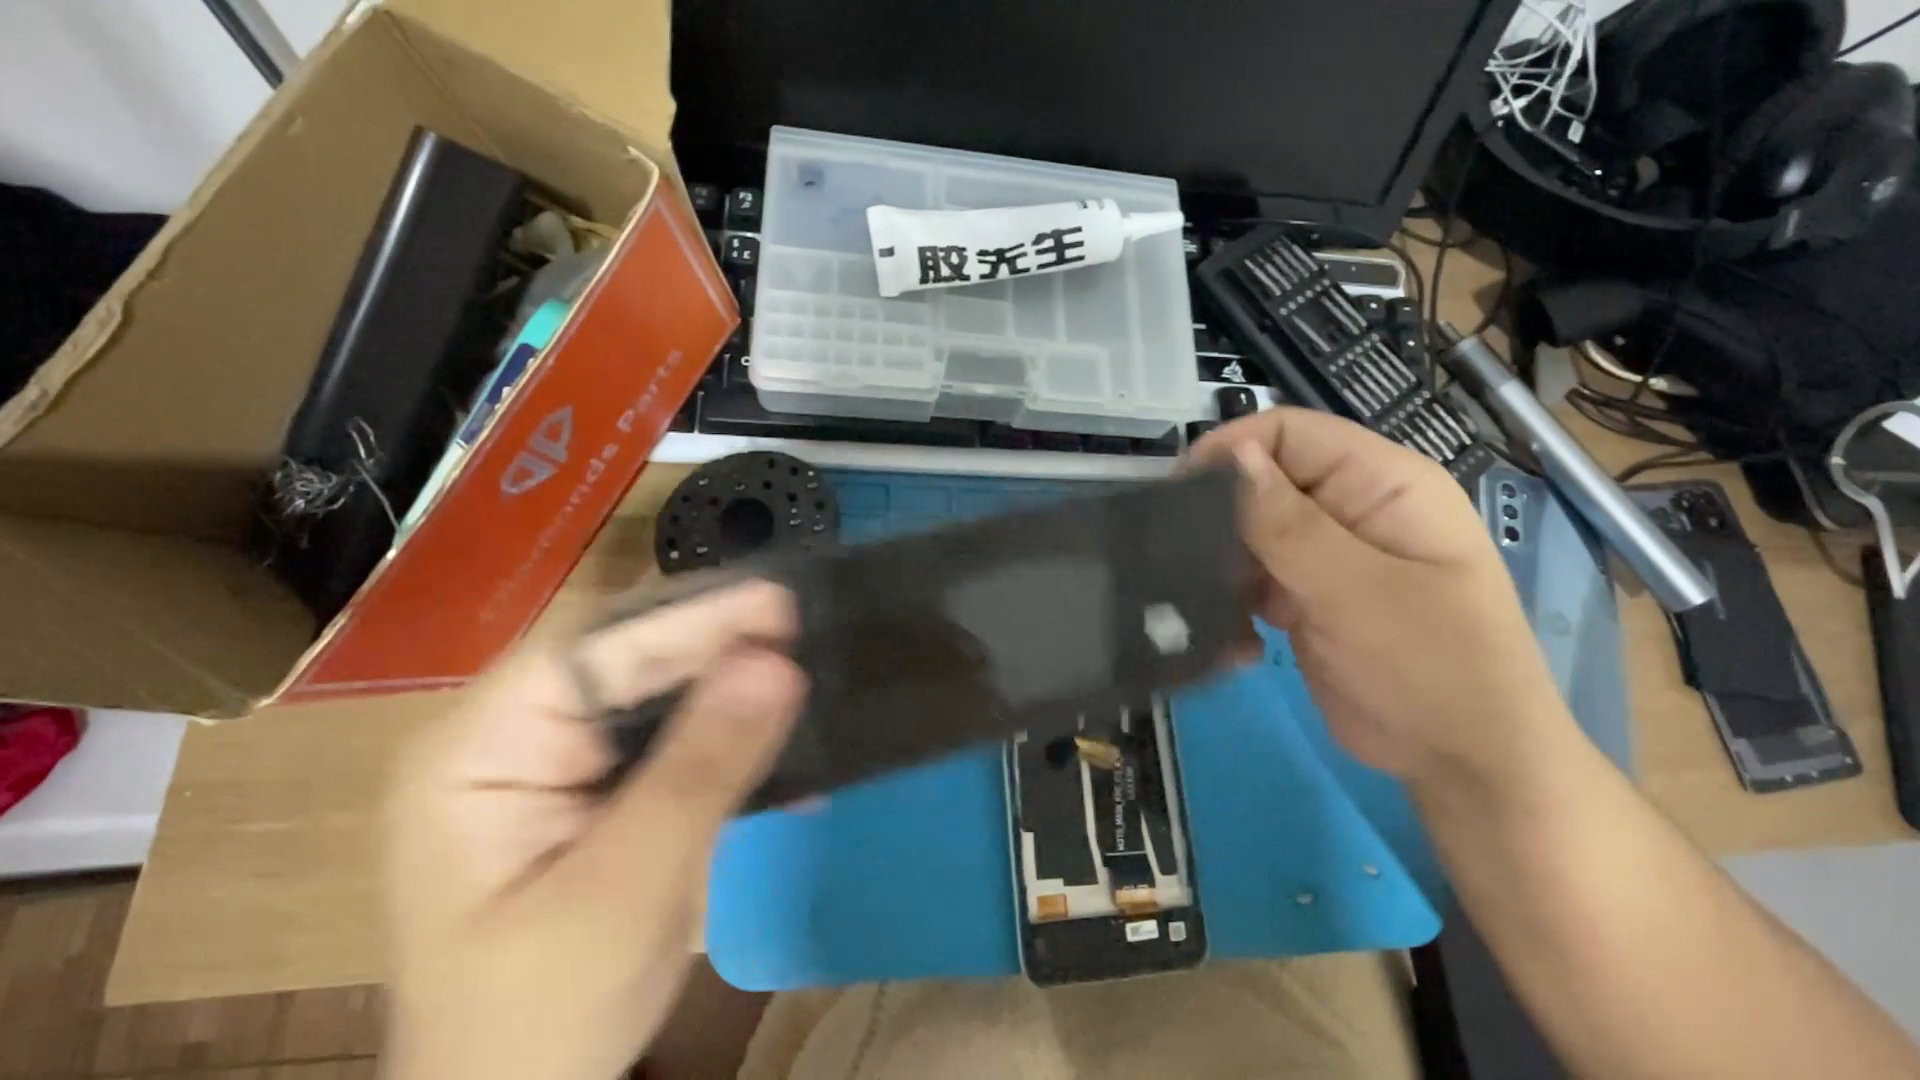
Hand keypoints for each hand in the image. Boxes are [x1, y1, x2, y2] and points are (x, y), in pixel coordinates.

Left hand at [385, 580, 805, 1079]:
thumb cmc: (543, 1017)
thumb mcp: (627, 890)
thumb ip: (700, 770)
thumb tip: (774, 663)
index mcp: (476, 752)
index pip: (590, 650)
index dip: (689, 619)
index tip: (779, 602)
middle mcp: (505, 746)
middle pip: (622, 670)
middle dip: (715, 656)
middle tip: (806, 637)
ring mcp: (546, 778)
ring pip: (651, 710)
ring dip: (729, 704)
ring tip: (806, 683)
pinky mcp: (587, 810)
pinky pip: (663, 759)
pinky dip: (723, 758)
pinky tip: (785, 761)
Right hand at [1190, 408, 1572, 794]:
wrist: (1468, 762)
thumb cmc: (1433, 665)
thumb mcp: (1358, 591)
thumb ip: (1290, 524)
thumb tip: (1232, 457)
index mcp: (1382, 483)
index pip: (1290, 434)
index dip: (1232, 452)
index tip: (1177, 495)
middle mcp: (1352, 510)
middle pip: (1263, 485)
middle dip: (1219, 518)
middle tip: (1177, 559)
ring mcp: (1329, 559)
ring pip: (1250, 537)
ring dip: (1223, 570)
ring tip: (1201, 608)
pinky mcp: (1310, 602)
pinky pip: (1255, 584)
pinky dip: (1236, 608)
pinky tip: (1236, 646)